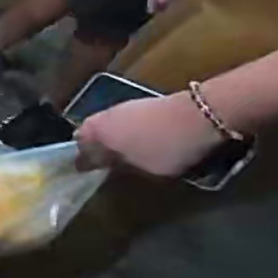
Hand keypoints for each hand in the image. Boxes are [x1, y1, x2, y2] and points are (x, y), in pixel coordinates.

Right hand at [75, 92, 226, 177]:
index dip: (81, 162)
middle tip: (102, 162)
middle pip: (89, 133)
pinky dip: (125, 132)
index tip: (85, 173)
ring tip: (122, 153)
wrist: (198, 115)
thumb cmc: (166, 145)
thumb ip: (122, 167)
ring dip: (110, 138)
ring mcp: (121, 108)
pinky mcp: (139, 104)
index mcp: (96, 132)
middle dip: (93, 147)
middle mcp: (102, 117)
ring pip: (106, 126)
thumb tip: (109, 167)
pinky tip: (139, 141)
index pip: (79, 149)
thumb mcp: (146, 168)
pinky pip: (123, 122)